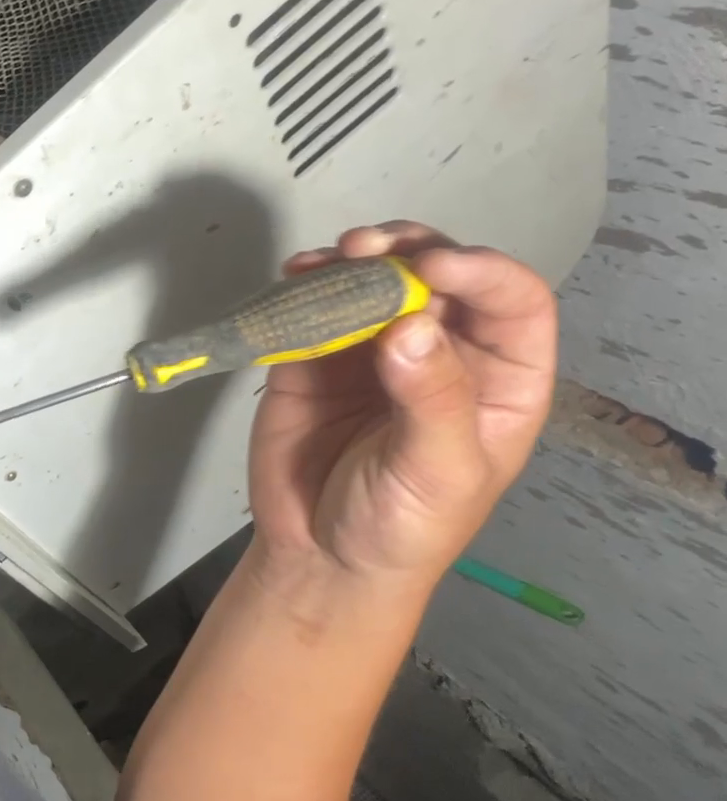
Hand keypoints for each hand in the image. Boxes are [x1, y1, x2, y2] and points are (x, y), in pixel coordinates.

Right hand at [247, 222, 556, 591]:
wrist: (319, 554)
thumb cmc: (404, 523)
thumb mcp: (437, 470)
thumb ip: (431, 398)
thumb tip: (408, 324)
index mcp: (497, 378)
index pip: (509, 304)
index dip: (478, 273)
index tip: (426, 269)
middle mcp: (437, 353)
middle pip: (436, 279)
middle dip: (406, 252)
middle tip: (365, 247)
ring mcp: (367, 355)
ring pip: (369, 287)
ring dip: (347, 263)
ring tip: (321, 258)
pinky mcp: (309, 364)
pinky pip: (308, 315)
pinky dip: (299, 290)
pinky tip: (292, 278)